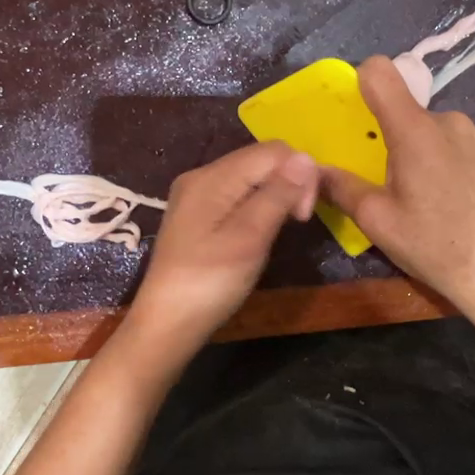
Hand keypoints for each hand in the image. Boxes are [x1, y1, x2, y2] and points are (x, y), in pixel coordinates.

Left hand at [129, 142, 319, 340]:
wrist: (167, 324)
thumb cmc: (210, 282)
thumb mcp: (249, 237)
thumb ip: (277, 194)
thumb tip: (307, 157)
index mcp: (211, 177)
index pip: (272, 151)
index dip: (299, 174)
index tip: (303, 216)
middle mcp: (201, 177)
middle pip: (259, 161)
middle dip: (288, 183)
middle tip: (297, 224)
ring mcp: (196, 197)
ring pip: (250, 179)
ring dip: (274, 196)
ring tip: (279, 232)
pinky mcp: (196, 216)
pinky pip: (236, 196)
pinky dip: (257, 207)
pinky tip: (258, 234)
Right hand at [320, 56, 474, 325]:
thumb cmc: (435, 245)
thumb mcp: (376, 221)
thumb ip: (340, 187)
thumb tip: (315, 169)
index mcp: (415, 130)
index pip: (380, 72)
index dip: (361, 82)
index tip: (355, 115)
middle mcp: (450, 120)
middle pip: (406, 111)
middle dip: (391, 139)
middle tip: (390, 185)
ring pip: (435, 130)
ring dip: (423, 152)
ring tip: (427, 198)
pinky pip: (461, 145)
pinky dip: (450, 163)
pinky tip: (456, 202)